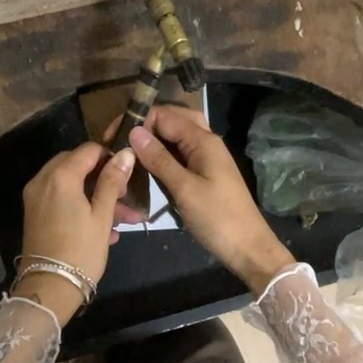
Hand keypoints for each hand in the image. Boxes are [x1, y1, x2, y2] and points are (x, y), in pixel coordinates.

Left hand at [17, 142, 135, 323]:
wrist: (49, 287)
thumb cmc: (81, 251)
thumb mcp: (102, 216)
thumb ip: (112, 182)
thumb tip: (125, 154)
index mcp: (61, 176)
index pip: (88, 150)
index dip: (110, 157)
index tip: (127, 174)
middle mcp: (43, 180)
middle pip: (76, 165)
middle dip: (102, 178)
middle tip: (124, 196)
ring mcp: (36, 198)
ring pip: (70, 185)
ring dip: (95, 197)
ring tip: (123, 220)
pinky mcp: (35, 215)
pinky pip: (60, 200)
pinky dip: (80, 207)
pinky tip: (104, 229)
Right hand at [128, 106, 294, 290]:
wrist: (247, 247)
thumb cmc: (217, 218)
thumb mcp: (184, 189)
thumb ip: (159, 160)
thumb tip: (134, 132)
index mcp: (203, 140)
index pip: (164, 115)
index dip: (139, 122)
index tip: (114, 140)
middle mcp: (206, 143)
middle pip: (174, 120)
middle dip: (148, 127)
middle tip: (123, 144)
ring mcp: (208, 159)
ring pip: (178, 139)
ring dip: (156, 142)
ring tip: (132, 156)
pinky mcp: (206, 175)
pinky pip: (182, 157)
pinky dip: (165, 158)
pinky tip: (150, 171)